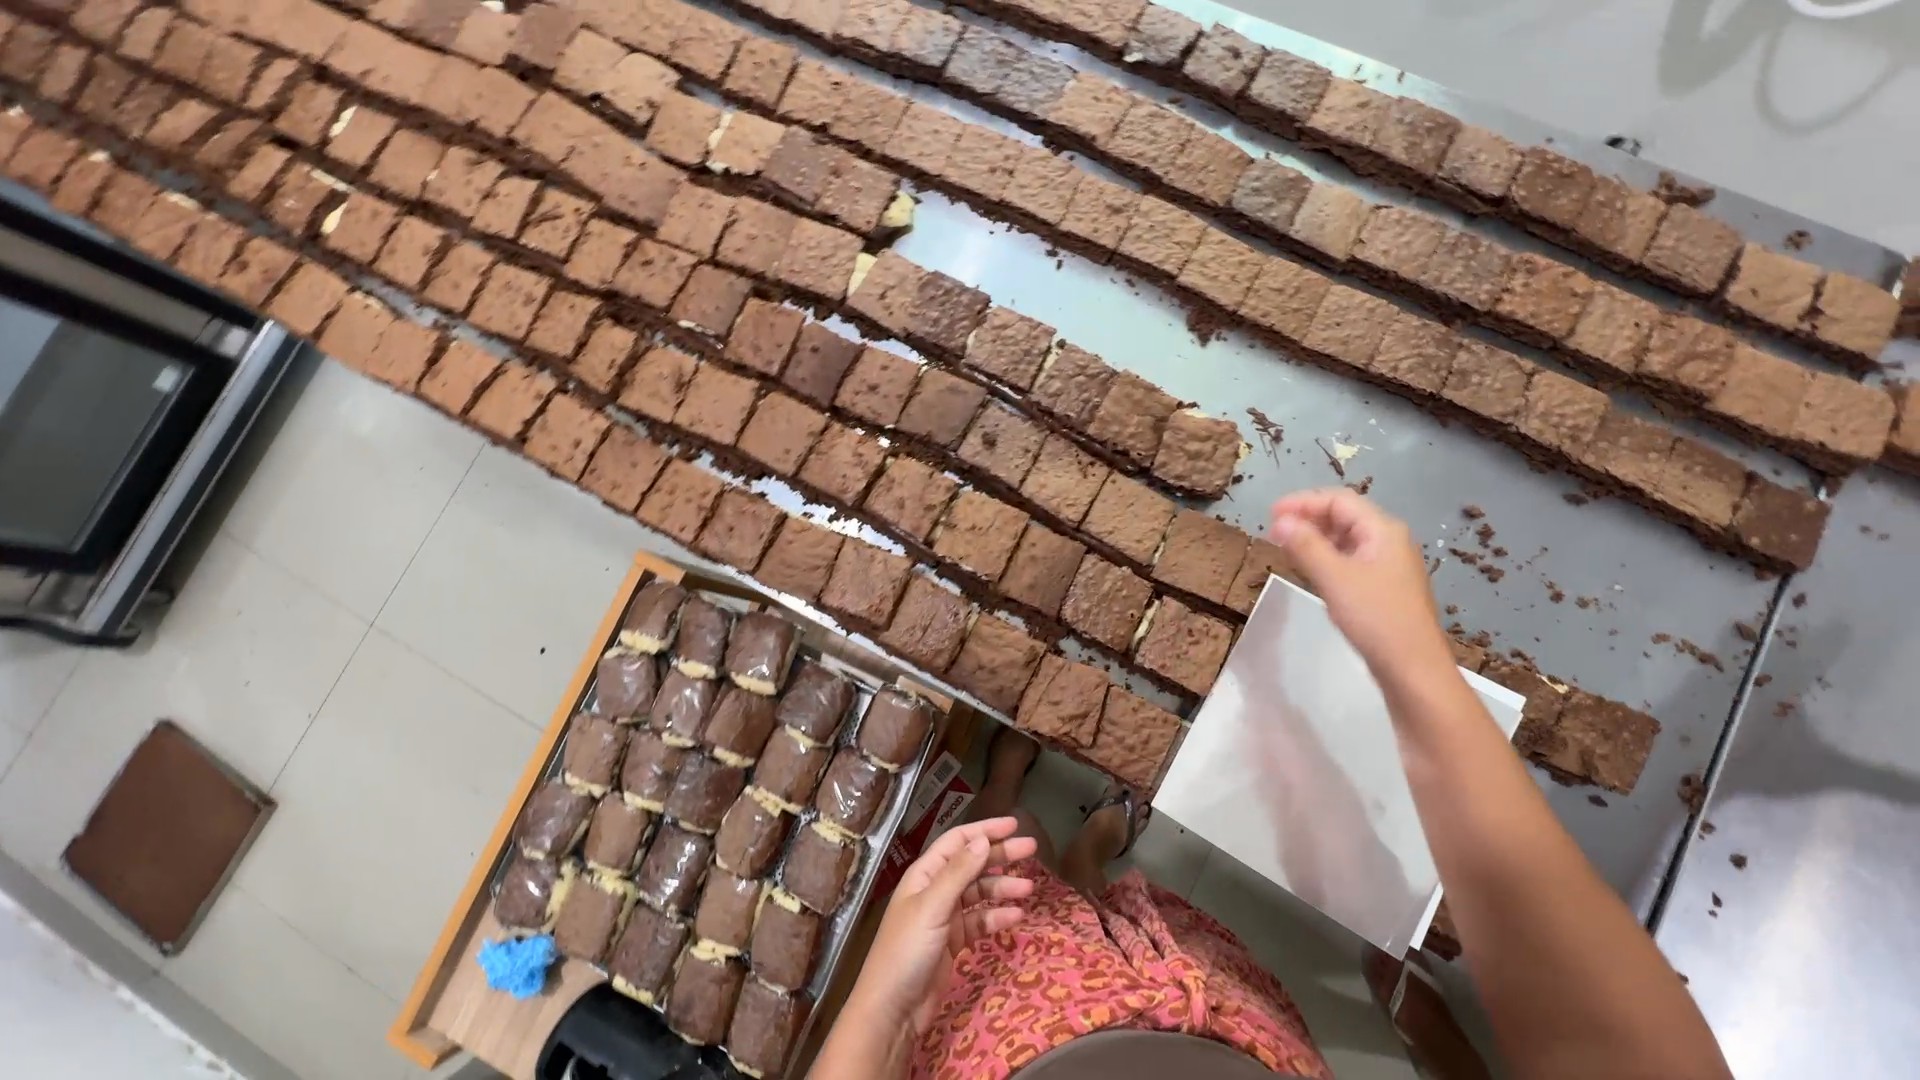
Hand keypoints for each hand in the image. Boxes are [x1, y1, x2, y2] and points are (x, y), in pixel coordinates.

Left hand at [847, 817, 1036, 1035]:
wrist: (892, 1010)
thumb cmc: (906, 951)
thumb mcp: (933, 907)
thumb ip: (958, 872)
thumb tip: (982, 839)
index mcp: (924, 874)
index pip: (957, 841)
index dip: (984, 830)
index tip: (1014, 825)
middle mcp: (934, 890)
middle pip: (972, 864)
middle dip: (1000, 856)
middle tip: (1032, 850)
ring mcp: (944, 917)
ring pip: (978, 893)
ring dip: (1002, 888)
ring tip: (1028, 889)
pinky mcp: (953, 942)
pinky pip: (979, 922)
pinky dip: (996, 917)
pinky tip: (1015, 917)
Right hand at [1271, 489, 1453, 678]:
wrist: (1413, 668)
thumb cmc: (1376, 617)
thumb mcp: (1334, 578)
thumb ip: (1305, 546)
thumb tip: (1280, 520)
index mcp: (1383, 531)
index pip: (1339, 500)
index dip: (1302, 502)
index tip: (1270, 515)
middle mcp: (1388, 541)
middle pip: (1344, 516)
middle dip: (1307, 518)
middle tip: (1273, 531)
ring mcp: (1387, 565)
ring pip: (1346, 539)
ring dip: (1314, 538)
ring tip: (1285, 547)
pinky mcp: (1382, 587)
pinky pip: (1349, 560)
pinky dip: (1325, 557)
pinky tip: (1309, 569)